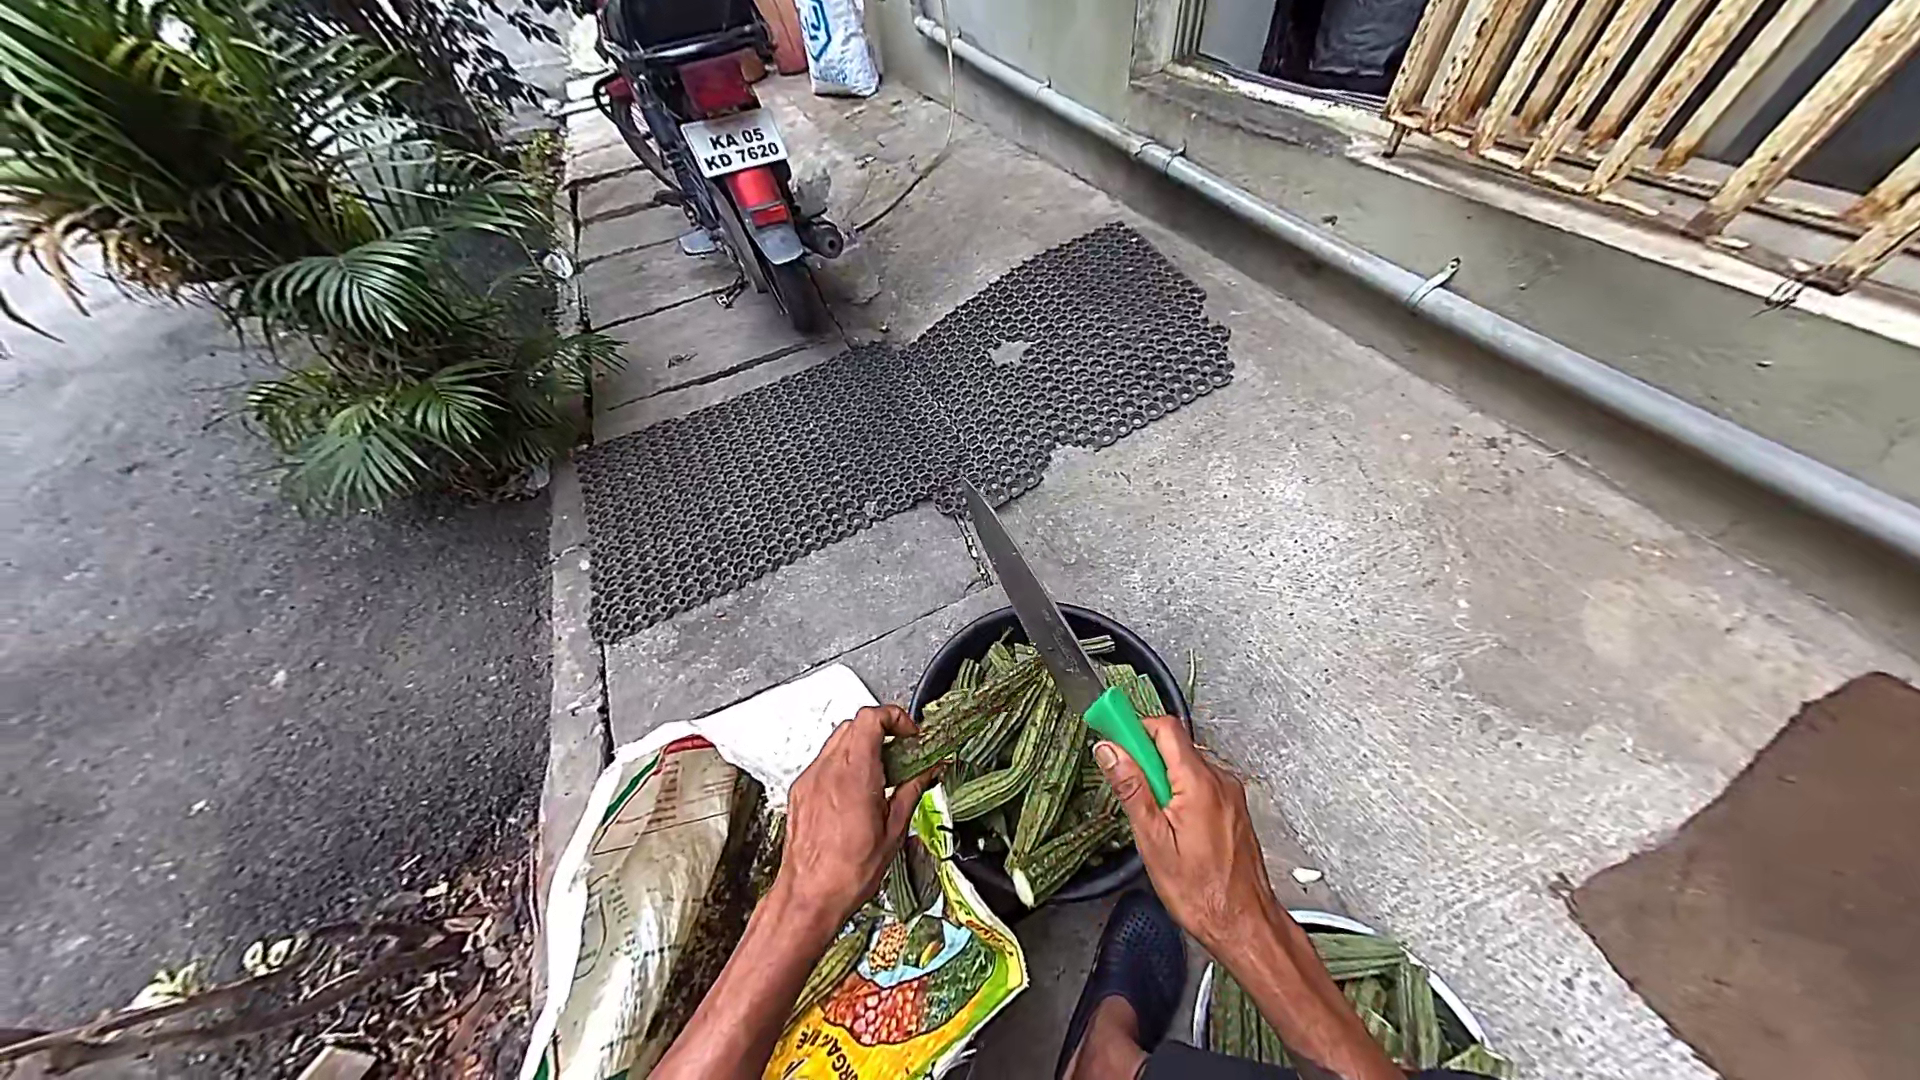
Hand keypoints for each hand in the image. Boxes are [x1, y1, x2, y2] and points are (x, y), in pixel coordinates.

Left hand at [774, 704, 934, 932]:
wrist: (808, 898)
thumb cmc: (847, 873)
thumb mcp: (894, 830)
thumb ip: (913, 790)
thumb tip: (930, 770)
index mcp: (855, 774)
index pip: (871, 718)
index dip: (895, 718)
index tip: (910, 735)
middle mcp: (829, 770)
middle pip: (856, 723)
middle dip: (883, 730)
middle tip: (901, 751)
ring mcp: (811, 778)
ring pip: (839, 738)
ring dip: (863, 744)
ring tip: (881, 772)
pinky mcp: (801, 789)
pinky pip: (825, 760)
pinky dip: (845, 762)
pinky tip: (858, 789)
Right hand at [1094, 715, 1280, 959]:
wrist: (1245, 926)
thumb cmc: (1204, 893)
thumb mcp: (1153, 840)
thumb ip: (1131, 788)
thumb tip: (1110, 751)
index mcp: (1198, 783)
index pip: (1164, 727)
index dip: (1134, 727)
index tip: (1112, 732)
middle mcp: (1219, 780)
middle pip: (1173, 743)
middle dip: (1144, 756)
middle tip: (1125, 782)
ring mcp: (1228, 792)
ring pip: (1184, 762)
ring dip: (1161, 775)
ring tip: (1152, 814)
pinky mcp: (1231, 805)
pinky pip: (1198, 780)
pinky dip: (1179, 788)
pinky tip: (1172, 822)